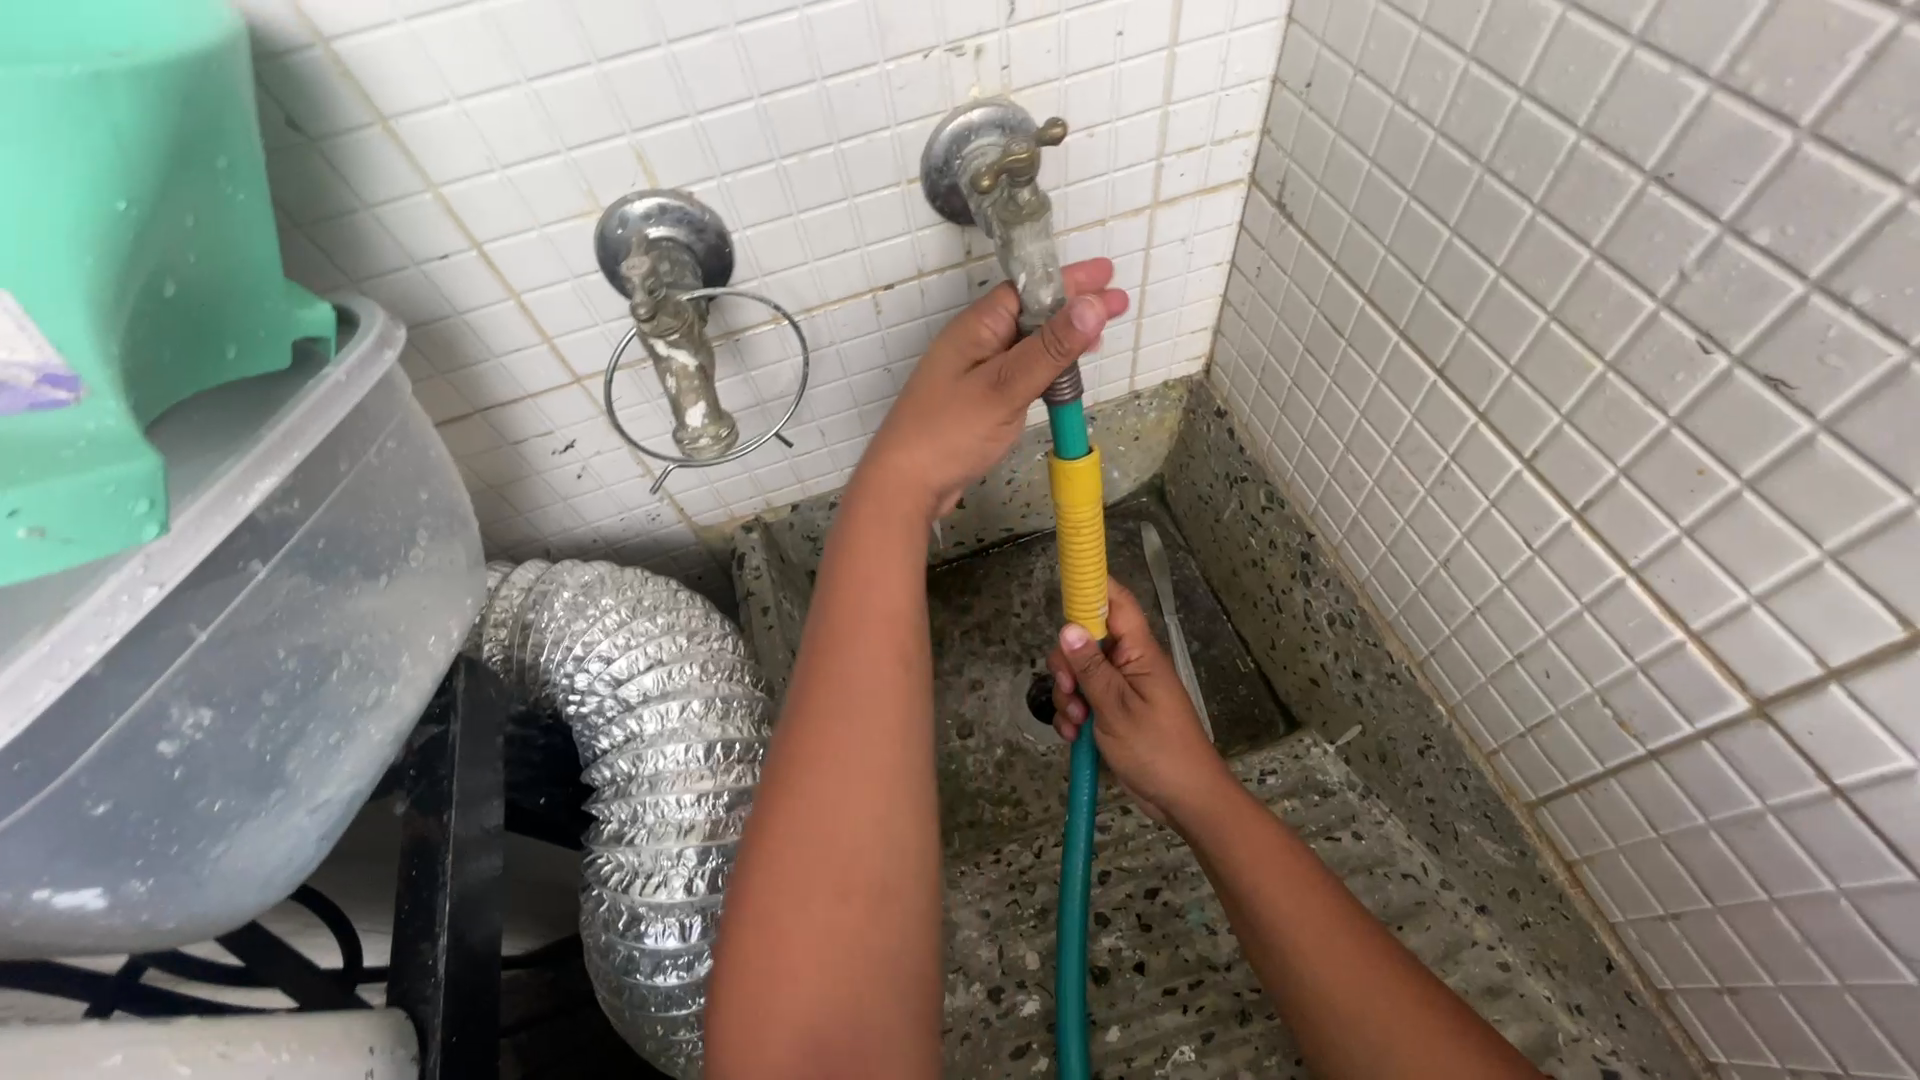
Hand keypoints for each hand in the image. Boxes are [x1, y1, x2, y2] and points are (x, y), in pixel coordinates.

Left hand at [855, 259, 1129, 521]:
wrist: (906, 485)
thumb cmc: (950, 432)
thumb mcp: (1005, 387)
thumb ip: (1050, 349)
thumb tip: (1094, 304)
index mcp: (977, 328)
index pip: (1028, 290)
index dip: (1068, 281)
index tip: (1108, 274)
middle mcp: (976, 343)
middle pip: (1030, 314)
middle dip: (1074, 307)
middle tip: (1119, 303)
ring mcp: (976, 374)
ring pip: (1027, 345)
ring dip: (1063, 339)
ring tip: (1101, 336)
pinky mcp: (979, 402)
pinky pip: (1020, 373)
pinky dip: (1046, 369)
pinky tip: (1065, 377)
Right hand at [1047, 579, 1234, 825]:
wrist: (1184, 800)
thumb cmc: (1158, 750)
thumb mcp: (1117, 708)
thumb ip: (1090, 668)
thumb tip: (1068, 627)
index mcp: (1139, 652)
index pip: (1116, 603)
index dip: (1092, 587)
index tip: (1063, 586)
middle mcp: (1128, 664)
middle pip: (1085, 641)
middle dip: (1066, 665)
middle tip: (1069, 691)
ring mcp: (1119, 689)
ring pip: (1078, 675)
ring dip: (1068, 697)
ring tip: (1078, 724)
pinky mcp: (1111, 713)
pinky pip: (1082, 702)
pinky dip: (1073, 717)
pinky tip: (1075, 737)